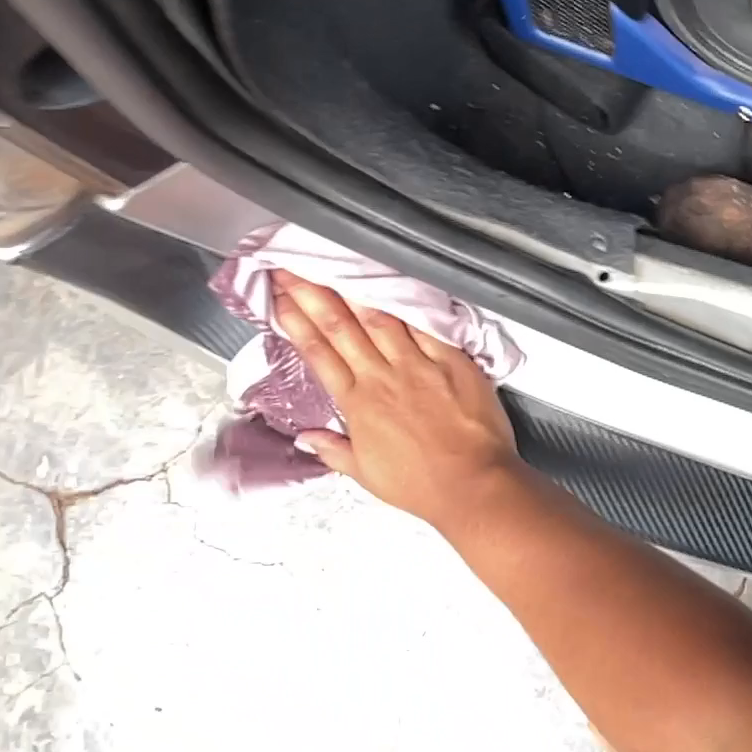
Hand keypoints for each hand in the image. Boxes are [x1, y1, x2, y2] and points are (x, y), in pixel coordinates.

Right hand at [270, 269, 526, 530]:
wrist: (472, 483)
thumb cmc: (423, 484)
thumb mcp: (367, 472)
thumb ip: (335, 449)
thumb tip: (307, 438)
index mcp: (358, 403)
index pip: (318, 353)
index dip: (296, 322)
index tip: (279, 298)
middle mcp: (385, 378)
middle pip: (343, 327)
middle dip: (316, 294)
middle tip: (294, 267)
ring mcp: (421, 367)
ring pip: (383, 320)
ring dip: (357, 291)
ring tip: (338, 267)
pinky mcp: (457, 364)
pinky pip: (430, 328)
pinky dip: (412, 306)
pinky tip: (398, 285)